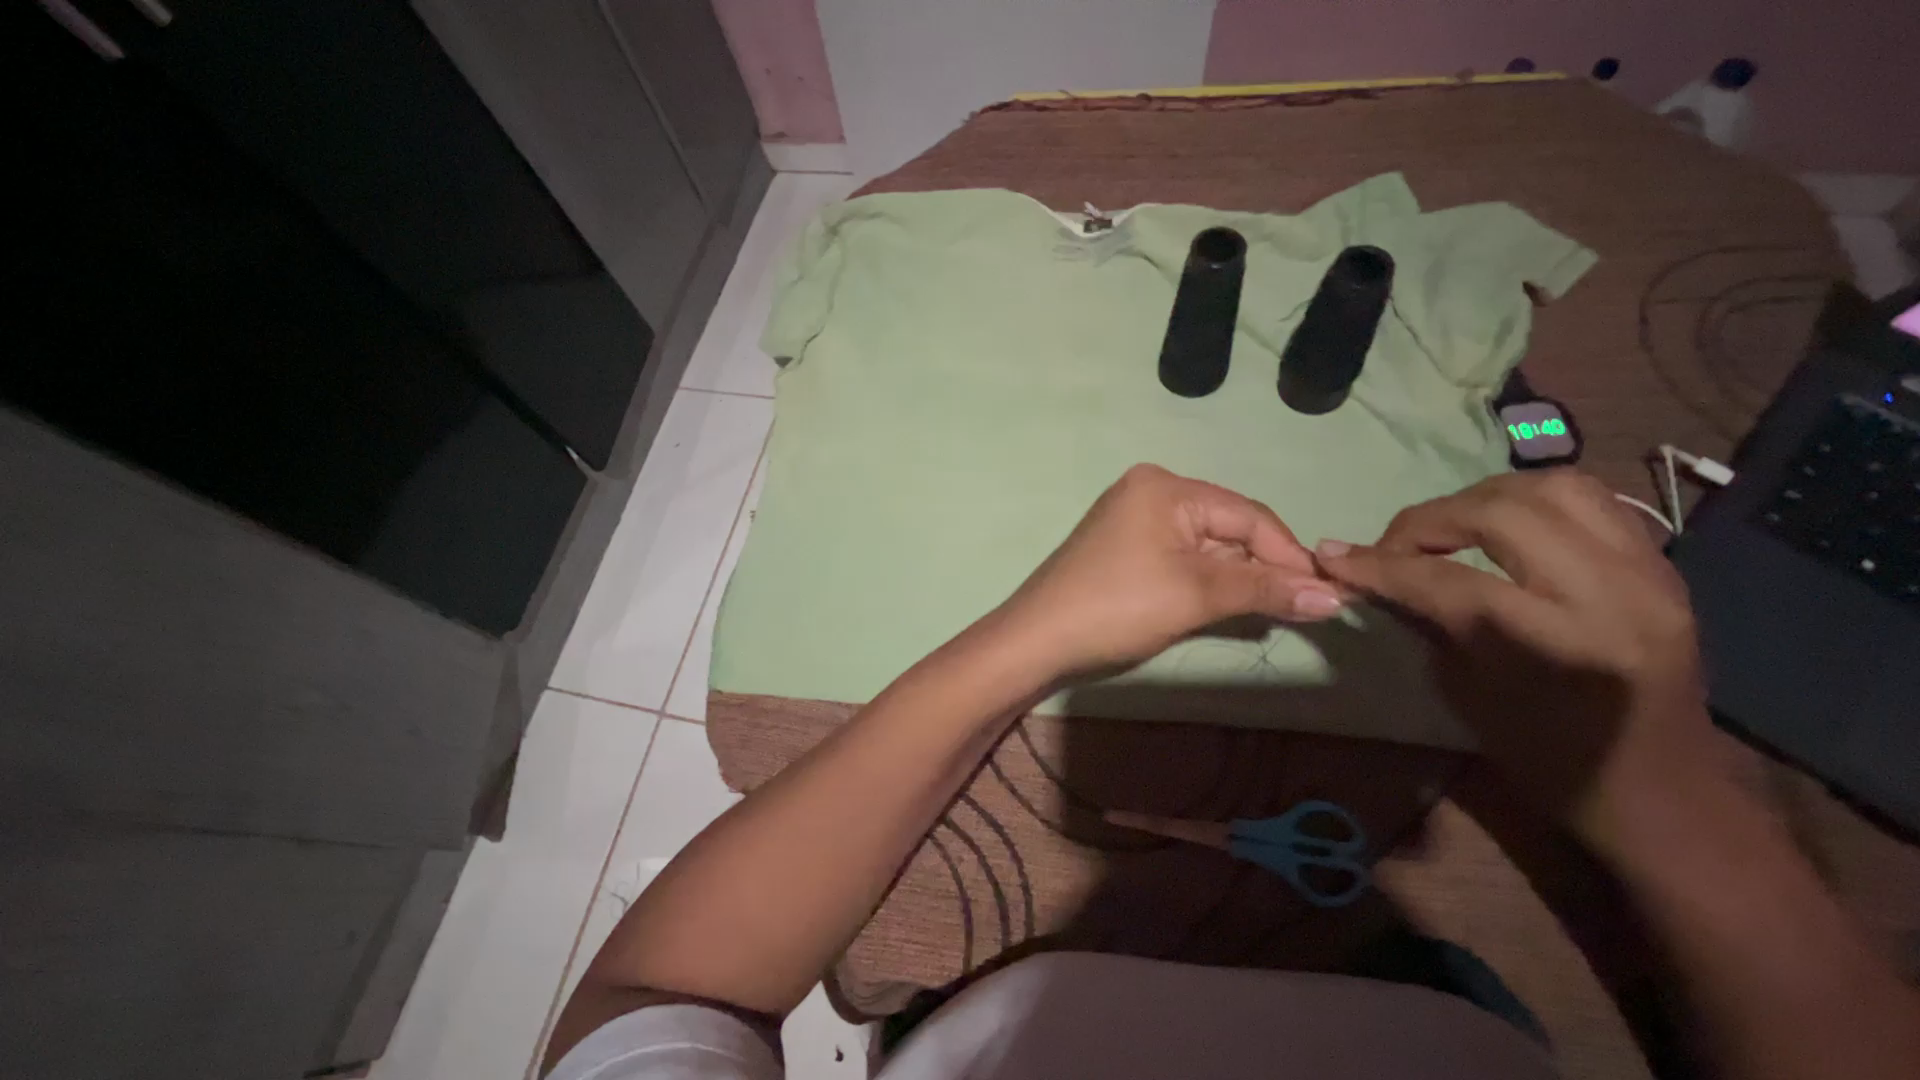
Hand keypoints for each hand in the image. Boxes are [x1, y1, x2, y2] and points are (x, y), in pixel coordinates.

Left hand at [997, 464, 1342, 677]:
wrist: (1037, 641)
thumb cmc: (1118, 608)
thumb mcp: (1197, 595)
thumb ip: (1265, 589)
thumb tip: (1335, 598)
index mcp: (1166, 487)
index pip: (1248, 515)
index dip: (1289, 555)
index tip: (1326, 595)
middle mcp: (1151, 491)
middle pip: (1229, 527)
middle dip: (1265, 567)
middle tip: (1303, 608)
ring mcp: (1134, 519)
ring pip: (1207, 546)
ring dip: (1239, 578)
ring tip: (1273, 611)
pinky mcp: (1126, 548)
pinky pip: (1182, 557)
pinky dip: (1208, 581)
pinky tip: (1229, 606)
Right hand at [1315, 470, 1722, 848]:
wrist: (1657, 787)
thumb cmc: (1546, 759)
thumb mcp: (1468, 695)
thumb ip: (1428, 622)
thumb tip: (1371, 574)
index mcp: (1556, 646)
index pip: (1448, 580)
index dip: (1381, 565)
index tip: (1333, 556)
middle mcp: (1610, 595)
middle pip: (1500, 512)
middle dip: (1429, 519)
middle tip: (1393, 545)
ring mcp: (1647, 572)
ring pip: (1552, 486)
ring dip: (1483, 496)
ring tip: (1451, 525)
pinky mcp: (1661, 564)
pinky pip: (1591, 500)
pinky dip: (1532, 501)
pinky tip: (1503, 524)